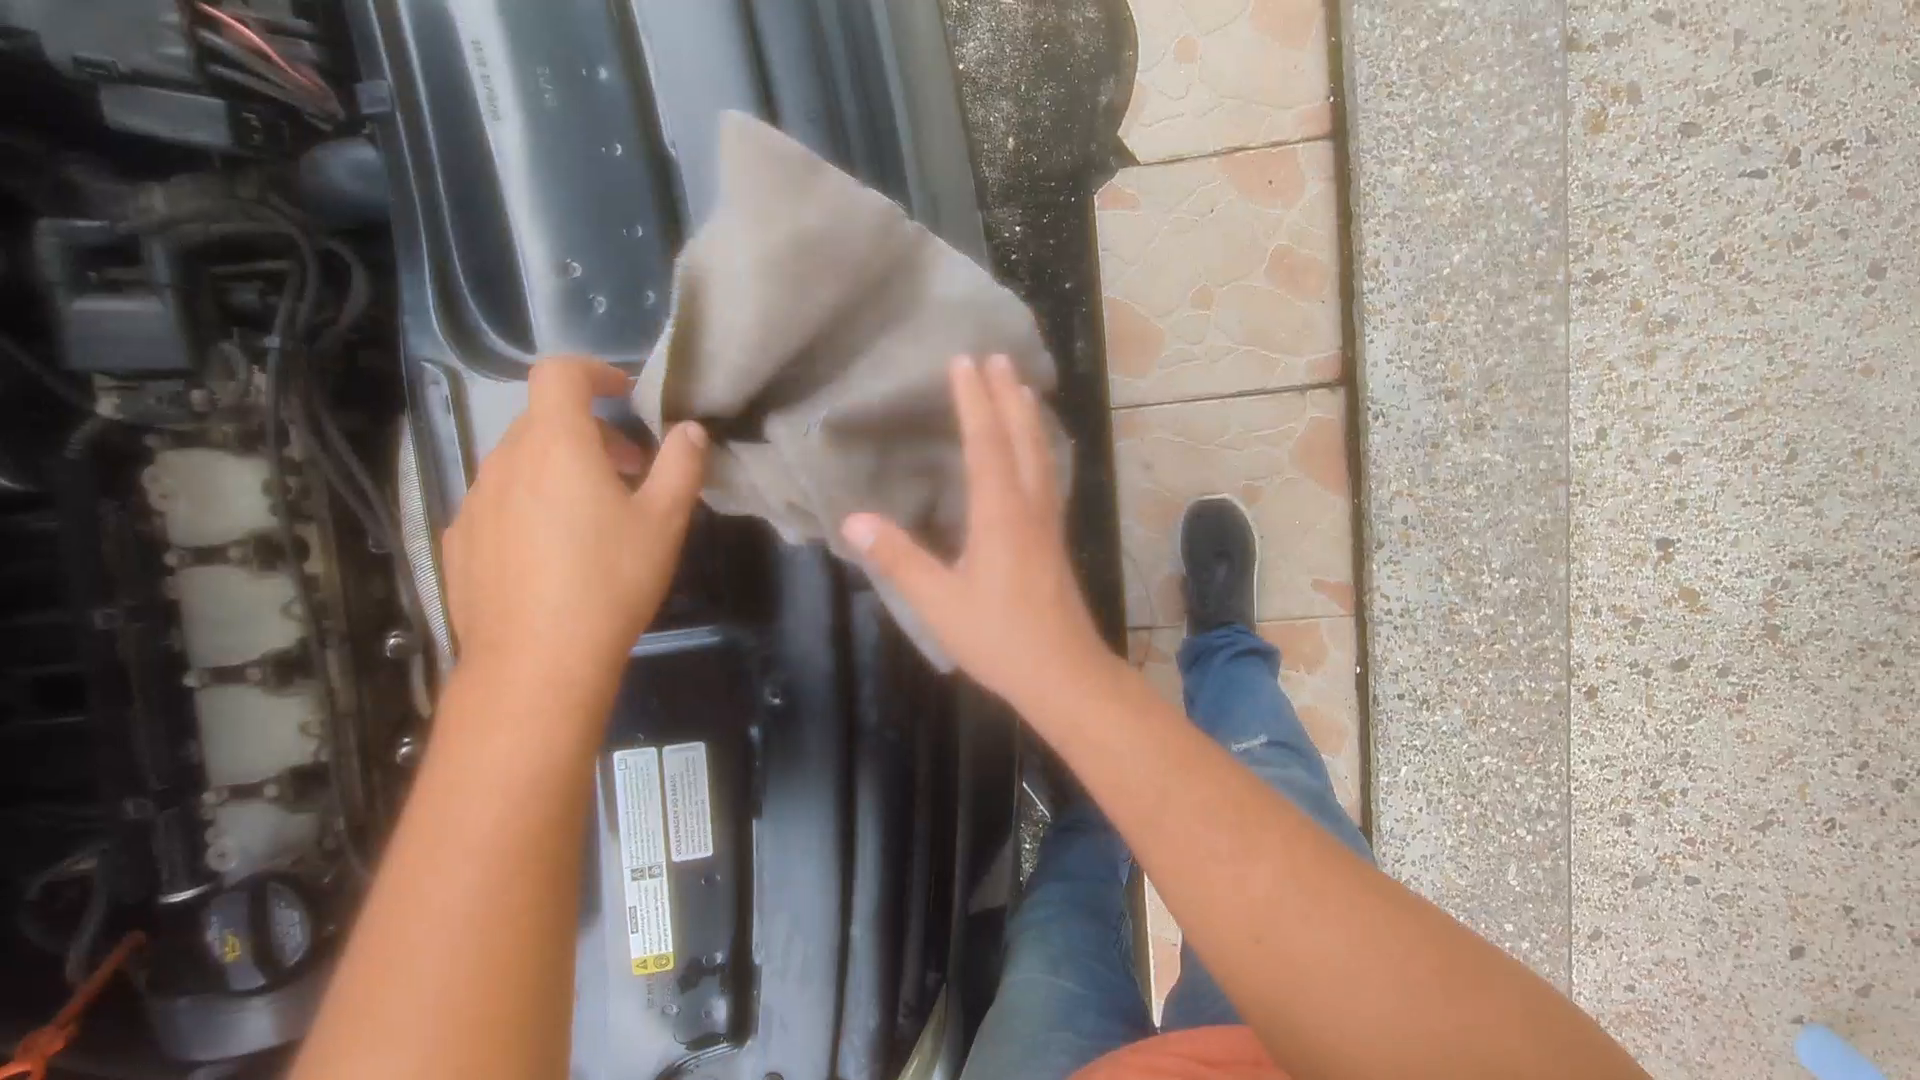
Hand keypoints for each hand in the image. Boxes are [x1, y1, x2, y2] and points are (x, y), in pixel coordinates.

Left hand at [442, 358, 707, 689]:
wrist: (537, 663)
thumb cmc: (609, 581)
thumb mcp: (664, 522)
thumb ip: (680, 465)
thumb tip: (689, 430)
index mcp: (555, 443)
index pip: (559, 373)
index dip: (594, 371)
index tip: (625, 393)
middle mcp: (504, 461)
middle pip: (543, 421)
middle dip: (590, 432)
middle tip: (629, 471)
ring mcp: (474, 502)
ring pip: (520, 464)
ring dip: (559, 470)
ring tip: (593, 517)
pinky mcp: (460, 542)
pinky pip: (499, 503)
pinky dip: (529, 506)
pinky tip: (553, 555)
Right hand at [841, 355, 1110, 715]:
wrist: (1064, 674)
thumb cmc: (1000, 638)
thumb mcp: (939, 603)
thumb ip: (899, 560)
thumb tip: (853, 521)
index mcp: (1000, 514)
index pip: (985, 443)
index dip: (973, 401)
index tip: (963, 361)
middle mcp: (1030, 508)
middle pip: (1022, 439)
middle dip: (1008, 395)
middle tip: (998, 357)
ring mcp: (1049, 524)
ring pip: (1042, 456)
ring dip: (1030, 418)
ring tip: (1023, 389)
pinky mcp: (1055, 542)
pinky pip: (1049, 478)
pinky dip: (1041, 450)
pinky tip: (1039, 456)